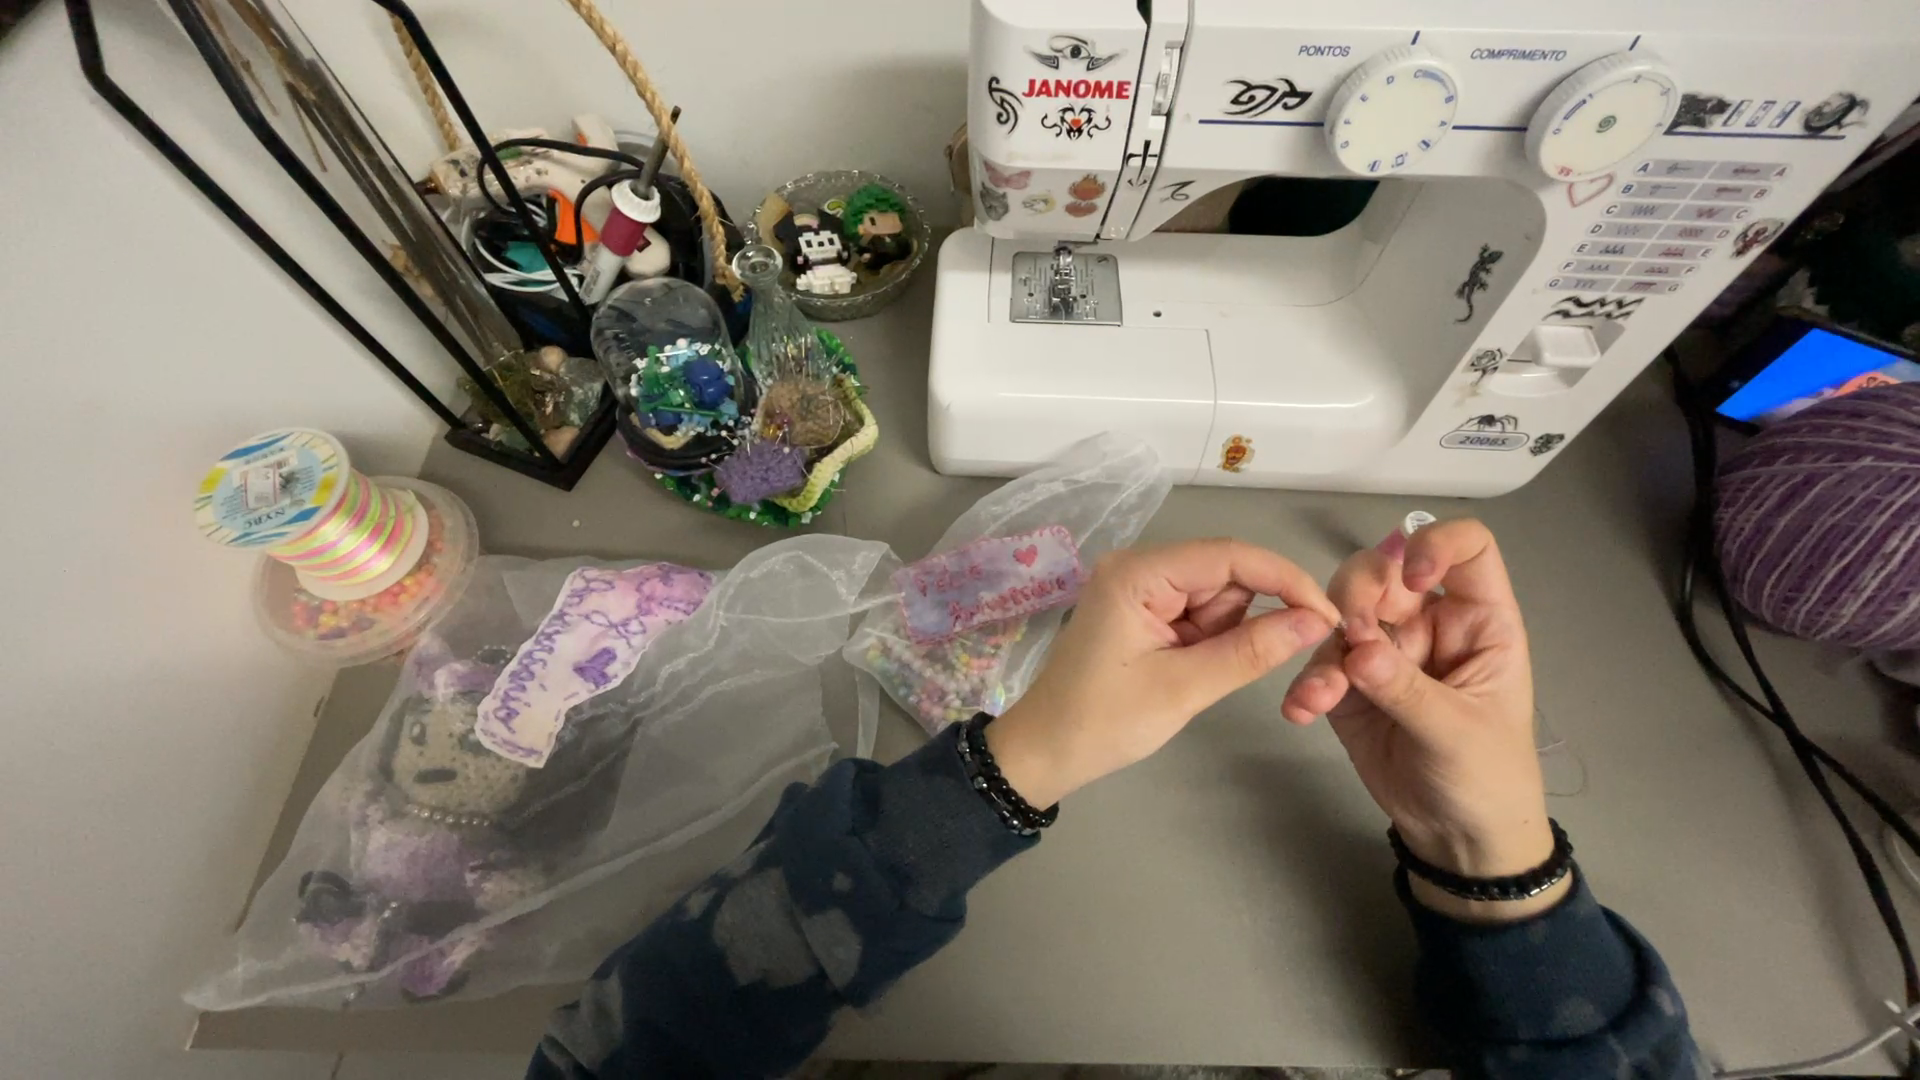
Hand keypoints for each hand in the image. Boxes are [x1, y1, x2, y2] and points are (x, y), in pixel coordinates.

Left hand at [987, 539, 1338, 808]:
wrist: (1048, 749)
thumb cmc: (1105, 721)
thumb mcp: (1184, 688)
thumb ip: (1251, 651)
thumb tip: (1315, 621)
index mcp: (1137, 573)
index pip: (1228, 555)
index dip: (1285, 579)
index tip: (1328, 617)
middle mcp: (1137, 567)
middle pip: (1224, 573)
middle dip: (1250, 616)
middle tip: (1244, 665)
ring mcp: (1138, 587)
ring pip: (1215, 596)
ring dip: (1226, 634)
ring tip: (1194, 675)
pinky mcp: (1142, 610)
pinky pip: (1196, 613)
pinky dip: (1210, 640)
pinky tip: (1190, 669)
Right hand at [1280, 519, 1564, 921]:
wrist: (1453, 836)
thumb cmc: (1486, 777)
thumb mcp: (1458, 733)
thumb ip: (1406, 689)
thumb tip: (1357, 650)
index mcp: (1476, 621)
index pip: (1466, 550)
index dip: (1435, 546)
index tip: (1411, 579)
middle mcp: (1425, 623)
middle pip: (1382, 572)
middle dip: (1356, 596)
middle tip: (1348, 635)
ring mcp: (1382, 649)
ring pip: (1338, 612)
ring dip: (1324, 647)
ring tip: (1322, 696)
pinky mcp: (1346, 680)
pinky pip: (1316, 663)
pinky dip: (1306, 684)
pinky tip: (1303, 711)